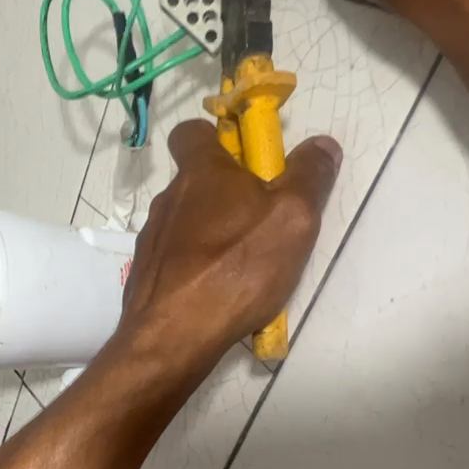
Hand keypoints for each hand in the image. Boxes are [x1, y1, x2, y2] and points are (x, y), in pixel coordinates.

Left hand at [113, 121, 340, 378]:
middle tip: (262, 223)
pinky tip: (220, 296)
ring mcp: (152, 241)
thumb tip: (321, 144)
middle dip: (226, 195)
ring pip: (187, 225)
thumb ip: (309, 177)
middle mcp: (168, 200)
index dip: (215, 137)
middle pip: (196, 184)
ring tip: (244, 269)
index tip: (244, 158)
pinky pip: (178, 263)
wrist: (173, 336)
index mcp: (200, 172)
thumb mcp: (293, 217)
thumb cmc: (235, 268)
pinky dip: (198, 270)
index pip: (191, 132)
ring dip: (213, 236)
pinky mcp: (147, 278)